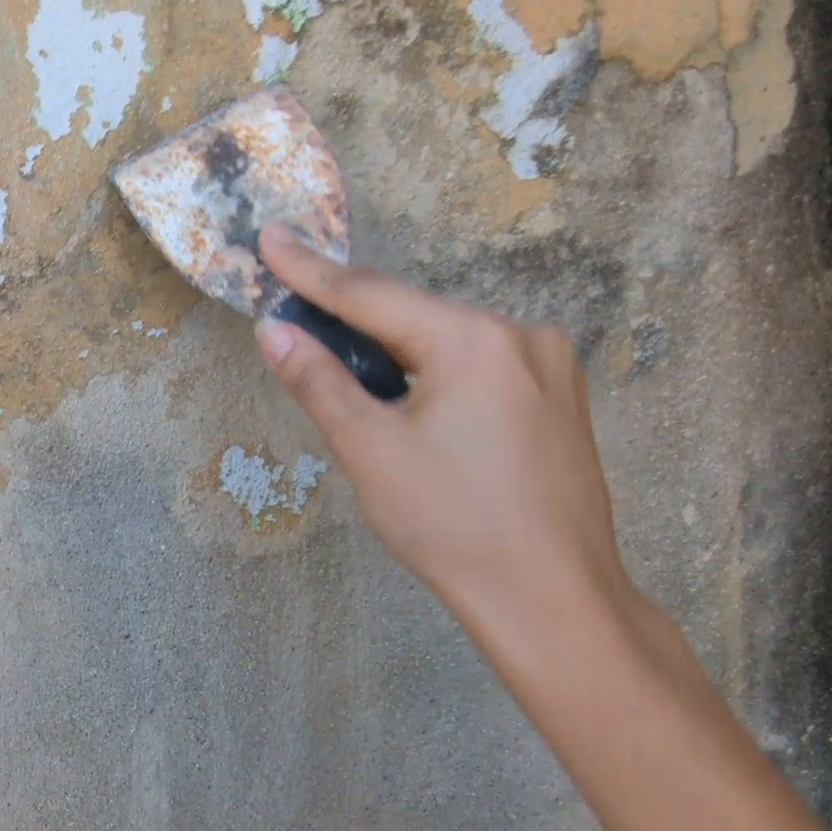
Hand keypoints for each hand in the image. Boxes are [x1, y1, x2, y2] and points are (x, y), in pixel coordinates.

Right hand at [254, 224, 628, 626]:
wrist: (550, 594)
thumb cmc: (449, 523)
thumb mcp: (368, 450)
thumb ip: (319, 382)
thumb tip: (274, 331)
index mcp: (472, 341)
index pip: (370, 295)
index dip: (311, 270)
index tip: (272, 236)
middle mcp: (520, 335)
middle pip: (411, 314)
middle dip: (350, 318)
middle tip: (295, 320)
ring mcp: (549, 364)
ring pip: (444, 339)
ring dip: (389, 348)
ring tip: (347, 376)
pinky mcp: (559, 395)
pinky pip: (476, 362)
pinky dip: (429, 368)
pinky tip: (408, 401)